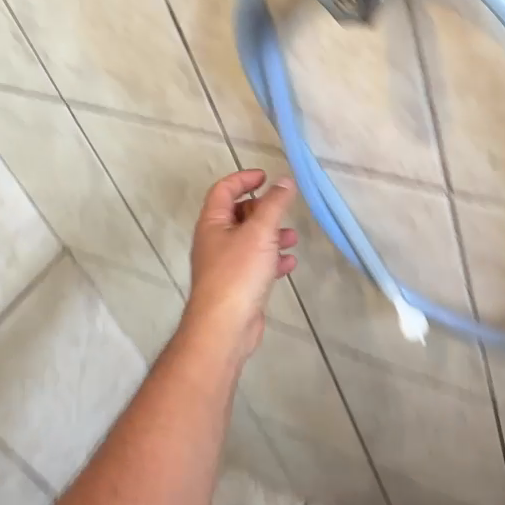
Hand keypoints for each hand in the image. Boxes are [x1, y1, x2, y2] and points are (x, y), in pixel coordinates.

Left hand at [179, 170, 297, 362]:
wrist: (224, 327)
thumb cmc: (238, 273)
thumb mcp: (260, 232)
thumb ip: (274, 204)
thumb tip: (285, 181)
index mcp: (212, 223)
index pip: (223, 190)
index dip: (243, 179)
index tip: (265, 176)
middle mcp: (215, 241)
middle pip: (238, 214)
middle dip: (262, 209)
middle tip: (282, 209)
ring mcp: (225, 265)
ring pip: (250, 241)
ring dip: (272, 235)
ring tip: (292, 238)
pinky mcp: (237, 286)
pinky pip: (256, 264)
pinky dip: (272, 260)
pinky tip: (289, 263)